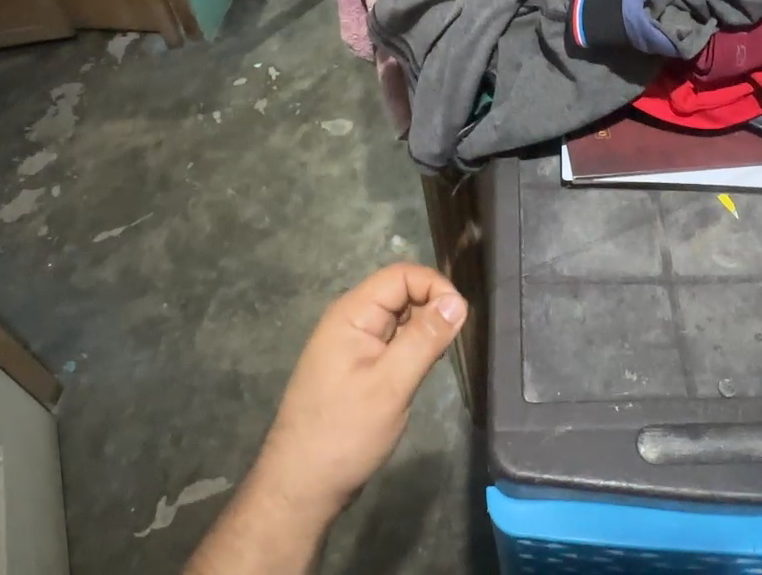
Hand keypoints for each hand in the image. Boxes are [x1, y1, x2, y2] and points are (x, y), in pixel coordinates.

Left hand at [248, 263, 467, 520]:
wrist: (302, 487)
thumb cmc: (344, 433)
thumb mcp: (391, 385)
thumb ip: (425, 339)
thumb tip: (458, 301)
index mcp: (352, 314)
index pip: (401, 275)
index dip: (434, 287)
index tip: (460, 318)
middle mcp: (350, 320)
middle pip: (401, 292)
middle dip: (431, 308)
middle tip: (449, 345)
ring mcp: (352, 344)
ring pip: (399, 317)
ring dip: (423, 330)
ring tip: (435, 360)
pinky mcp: (357, 366)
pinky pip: (392, 341)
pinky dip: (412, 348)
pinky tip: (419, 372)